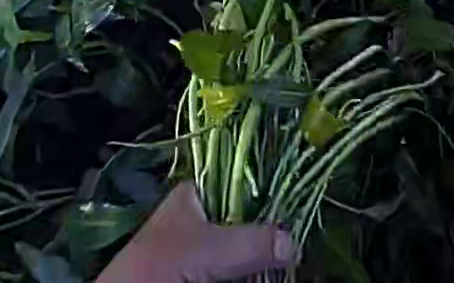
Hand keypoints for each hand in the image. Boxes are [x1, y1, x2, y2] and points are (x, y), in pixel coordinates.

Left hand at [97, 182, 297, 282]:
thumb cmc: (159, 265)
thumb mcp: (208, 248)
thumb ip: (251, 242)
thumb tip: (294, 241)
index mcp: (196, 193)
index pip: (240, 179)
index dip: (267, 190)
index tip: (293, 204)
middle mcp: (201, 217)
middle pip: (246, 218)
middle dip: (269, 233)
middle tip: (294, 242)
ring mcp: (201, 252)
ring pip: (242, 248)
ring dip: (263, 257)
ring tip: (288, 260)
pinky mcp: (203, 275)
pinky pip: (234, 270)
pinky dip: (251, 272)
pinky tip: (271, 275)